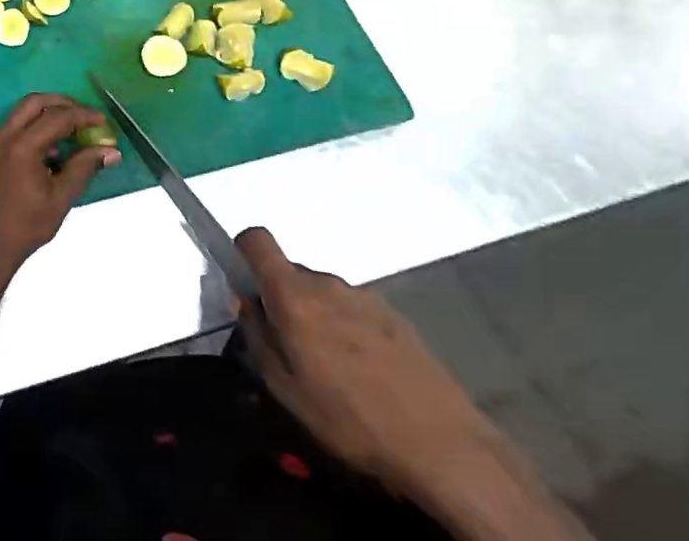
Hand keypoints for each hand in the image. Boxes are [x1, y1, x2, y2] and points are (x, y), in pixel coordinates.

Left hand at [0, 94, 119, 270]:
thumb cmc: (27, 224)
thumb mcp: (61, 197)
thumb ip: (84, 168)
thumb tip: (110, 151)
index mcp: (21, 147)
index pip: (56, 118)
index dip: (83, 116)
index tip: (103, 122)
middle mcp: (4, 137)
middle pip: (34, 102)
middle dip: (62, 104)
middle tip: (85, 117)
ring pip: (22, 112)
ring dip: (48, 114)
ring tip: (73, 132)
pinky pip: (15, 127)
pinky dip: (35, 127)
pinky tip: (53, 150)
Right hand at [234, 228, 505, 498]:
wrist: (444, 447)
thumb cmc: (347, 417)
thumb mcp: (281, 385)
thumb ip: (255, 333)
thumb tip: (244, 300)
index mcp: (292, 293)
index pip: (257, 240)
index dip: (244, 250)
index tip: (245, 282)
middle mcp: (327, 283)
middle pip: (291, 272)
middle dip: (282, 298)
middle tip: (288, 343)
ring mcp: (367, 298)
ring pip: (324, 293)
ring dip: (317, 315)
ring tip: (330, 364)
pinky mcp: (398, 318)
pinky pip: (355, 310)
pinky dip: (348, 328)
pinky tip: (364, 371)